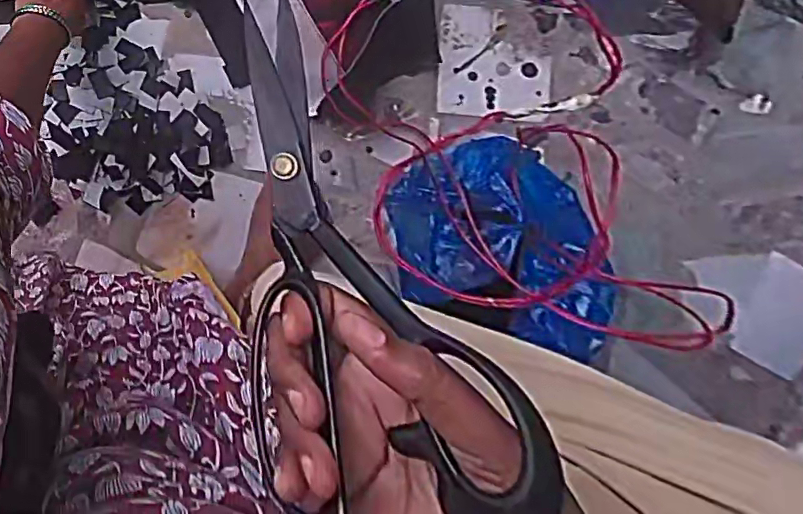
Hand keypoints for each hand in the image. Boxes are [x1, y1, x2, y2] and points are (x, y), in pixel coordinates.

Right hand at [267, 284, 523, 513]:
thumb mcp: (483, 433)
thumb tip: (365, 330)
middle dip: (289, 376)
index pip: (327, 312)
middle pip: (291, 354)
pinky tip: (301, 487)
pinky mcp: (329, 477)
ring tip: (321, 473)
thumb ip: (425, 377)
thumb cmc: (519, 497)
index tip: (295, 326)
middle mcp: (355, 392)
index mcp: (387, 366)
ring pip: (283, 406)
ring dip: (291, 436)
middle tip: (311, 410)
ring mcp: (339, 433)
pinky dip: (286, 472)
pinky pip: (288, 461)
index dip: (300, 307)